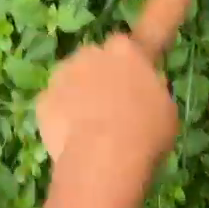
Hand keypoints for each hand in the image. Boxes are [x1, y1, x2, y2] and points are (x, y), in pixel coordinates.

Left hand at [37, 35, 177, 177]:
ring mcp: (62, 74)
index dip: (127, 65)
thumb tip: (143, 95)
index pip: (124, 46)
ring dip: (78, 95)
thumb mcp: (166, 110)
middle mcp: (91, 52)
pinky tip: (73, 141)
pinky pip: (53, 105)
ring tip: (91, 129)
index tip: (132, 84)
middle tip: (113, 108)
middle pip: (94, 59)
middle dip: (101, 77)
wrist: (103, 160)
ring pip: (70, 80)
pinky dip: (60, 118)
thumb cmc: (145, 133)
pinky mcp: (42, 99)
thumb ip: (151, 91)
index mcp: (124, 49)